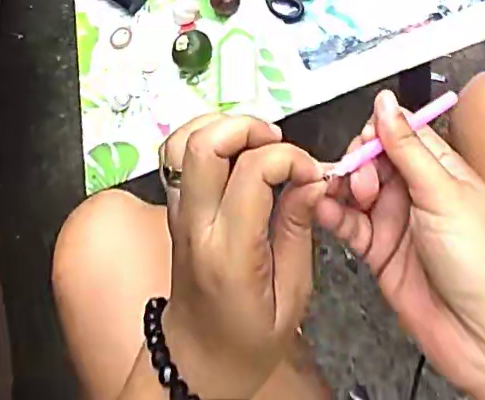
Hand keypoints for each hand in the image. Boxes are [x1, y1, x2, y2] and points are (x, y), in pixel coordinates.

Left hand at [156, 114, 327, 398]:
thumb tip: (312, 178)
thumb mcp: (292, 297)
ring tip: (255, 141)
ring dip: (222, 126)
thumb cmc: (247, 339)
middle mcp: (196, 222)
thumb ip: (299, 229)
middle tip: (278, 142)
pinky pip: (175, 150)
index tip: (309, 170)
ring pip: (183, 139)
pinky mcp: (172, 202)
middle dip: (247, 127)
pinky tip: (231, 146)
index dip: (288, 158)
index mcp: (229, 252)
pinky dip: (203, 133)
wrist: (198, 358)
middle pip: (205, 145)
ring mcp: (177, 209)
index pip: (251, 173)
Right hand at [314, 91, 484, 399]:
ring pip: (353, 185)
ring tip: (339, 195)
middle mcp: (414, 190)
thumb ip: (407, 147)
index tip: (367, 142)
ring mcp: (395, 219)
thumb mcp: (444, 195)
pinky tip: (326, 209)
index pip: (398, 131)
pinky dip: (331, 212)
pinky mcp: (378, 248)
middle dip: (357, 161)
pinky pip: (345, 221)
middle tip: (363, 182)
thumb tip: (386, 101)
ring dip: (339, 184)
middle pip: (369, 156)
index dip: (377, 131)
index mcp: (439, 169)